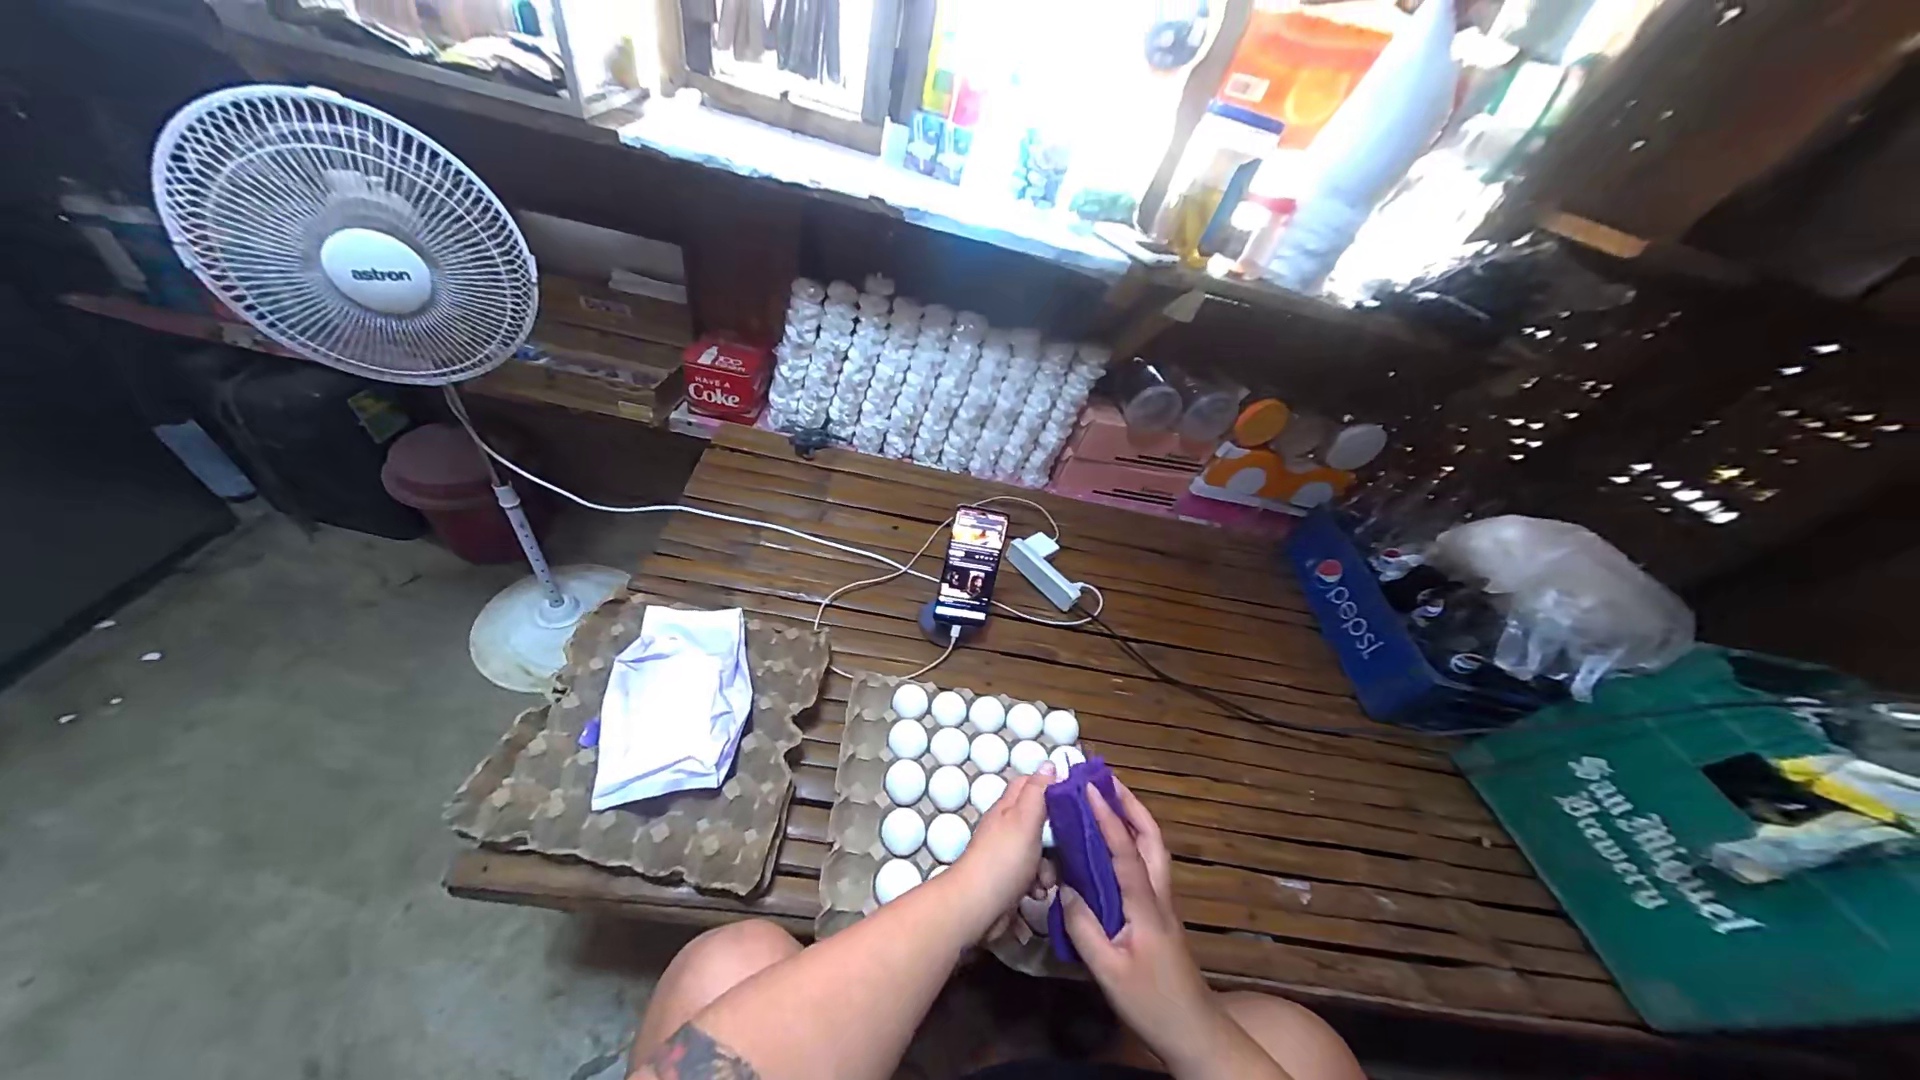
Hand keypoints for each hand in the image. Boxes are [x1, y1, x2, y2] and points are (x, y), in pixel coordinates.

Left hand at [945, 763, 1054, 920]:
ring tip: (1046, 880)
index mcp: (1009, 807)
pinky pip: (1033, 876)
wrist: (977, 908)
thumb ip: (1038, 792)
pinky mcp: (1010, 880)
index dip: (1051, 787)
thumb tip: (1048, 763)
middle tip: (1064, 849)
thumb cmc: (1004, 859)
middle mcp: (1007, 827)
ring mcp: (1007, 854)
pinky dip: (1038, 884)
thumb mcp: (1025, 818)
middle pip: (1040, 821)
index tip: (1073, 801)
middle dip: (1056, 838)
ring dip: (1049, 866)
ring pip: (1041, 852)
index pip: (1030, 784)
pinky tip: (1037, 894)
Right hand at [1058, 781, 1227, 1074]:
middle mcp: (1159, 895)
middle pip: (1151, 837)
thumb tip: (1064, 887)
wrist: (1195, 1034)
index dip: (1108, 818)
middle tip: (1105, 779)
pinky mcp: (1159, 912)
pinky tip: (1111, 842)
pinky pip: (1146, 863)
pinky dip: (1131, 839)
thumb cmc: (1152, 1004)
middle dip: (1130, 803)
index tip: (1089, 788)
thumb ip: (1083, 928)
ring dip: (1133, 817)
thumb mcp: (1108, 972)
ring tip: (1107, 797)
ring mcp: (1162, 902)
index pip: (1126, 852)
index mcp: (1146, 906)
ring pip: (1152, 848)